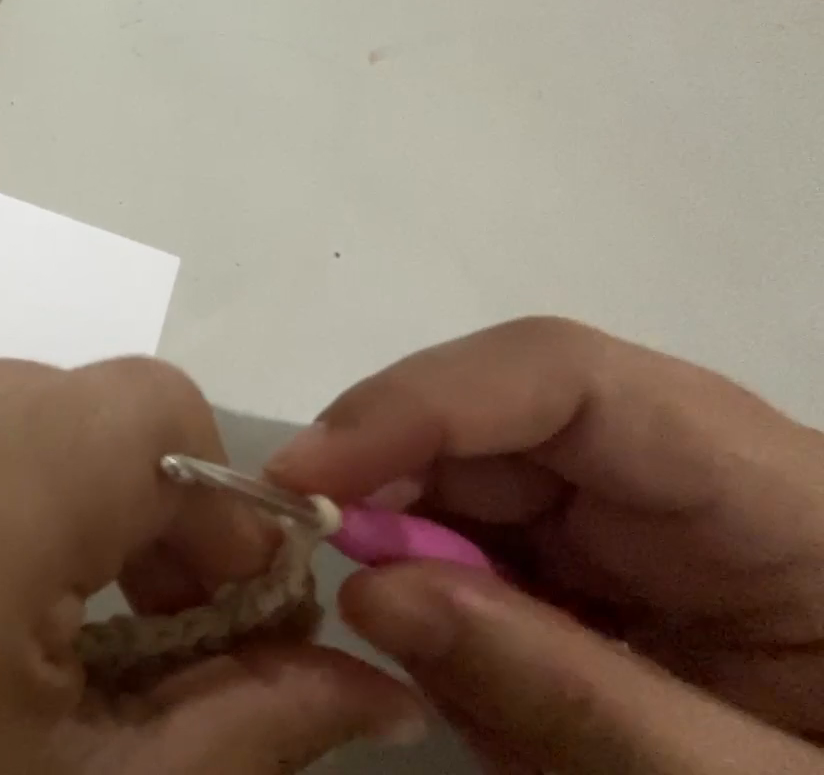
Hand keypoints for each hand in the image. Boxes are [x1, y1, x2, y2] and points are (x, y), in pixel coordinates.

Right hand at [268, 317, 823, 771]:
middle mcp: (689, 472)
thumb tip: (366, 591)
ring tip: (389, 635)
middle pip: (488, 423)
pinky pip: (468, 534)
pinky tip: (435, 650)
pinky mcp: (592, 554)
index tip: (306, 476)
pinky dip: (422, 588)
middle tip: (302, 557)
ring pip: (459, 475)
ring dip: (397, 543)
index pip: (564, 378)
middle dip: (382, 481)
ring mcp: (635, 512)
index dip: (417, 404)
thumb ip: (572, 700)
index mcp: (780, 497)